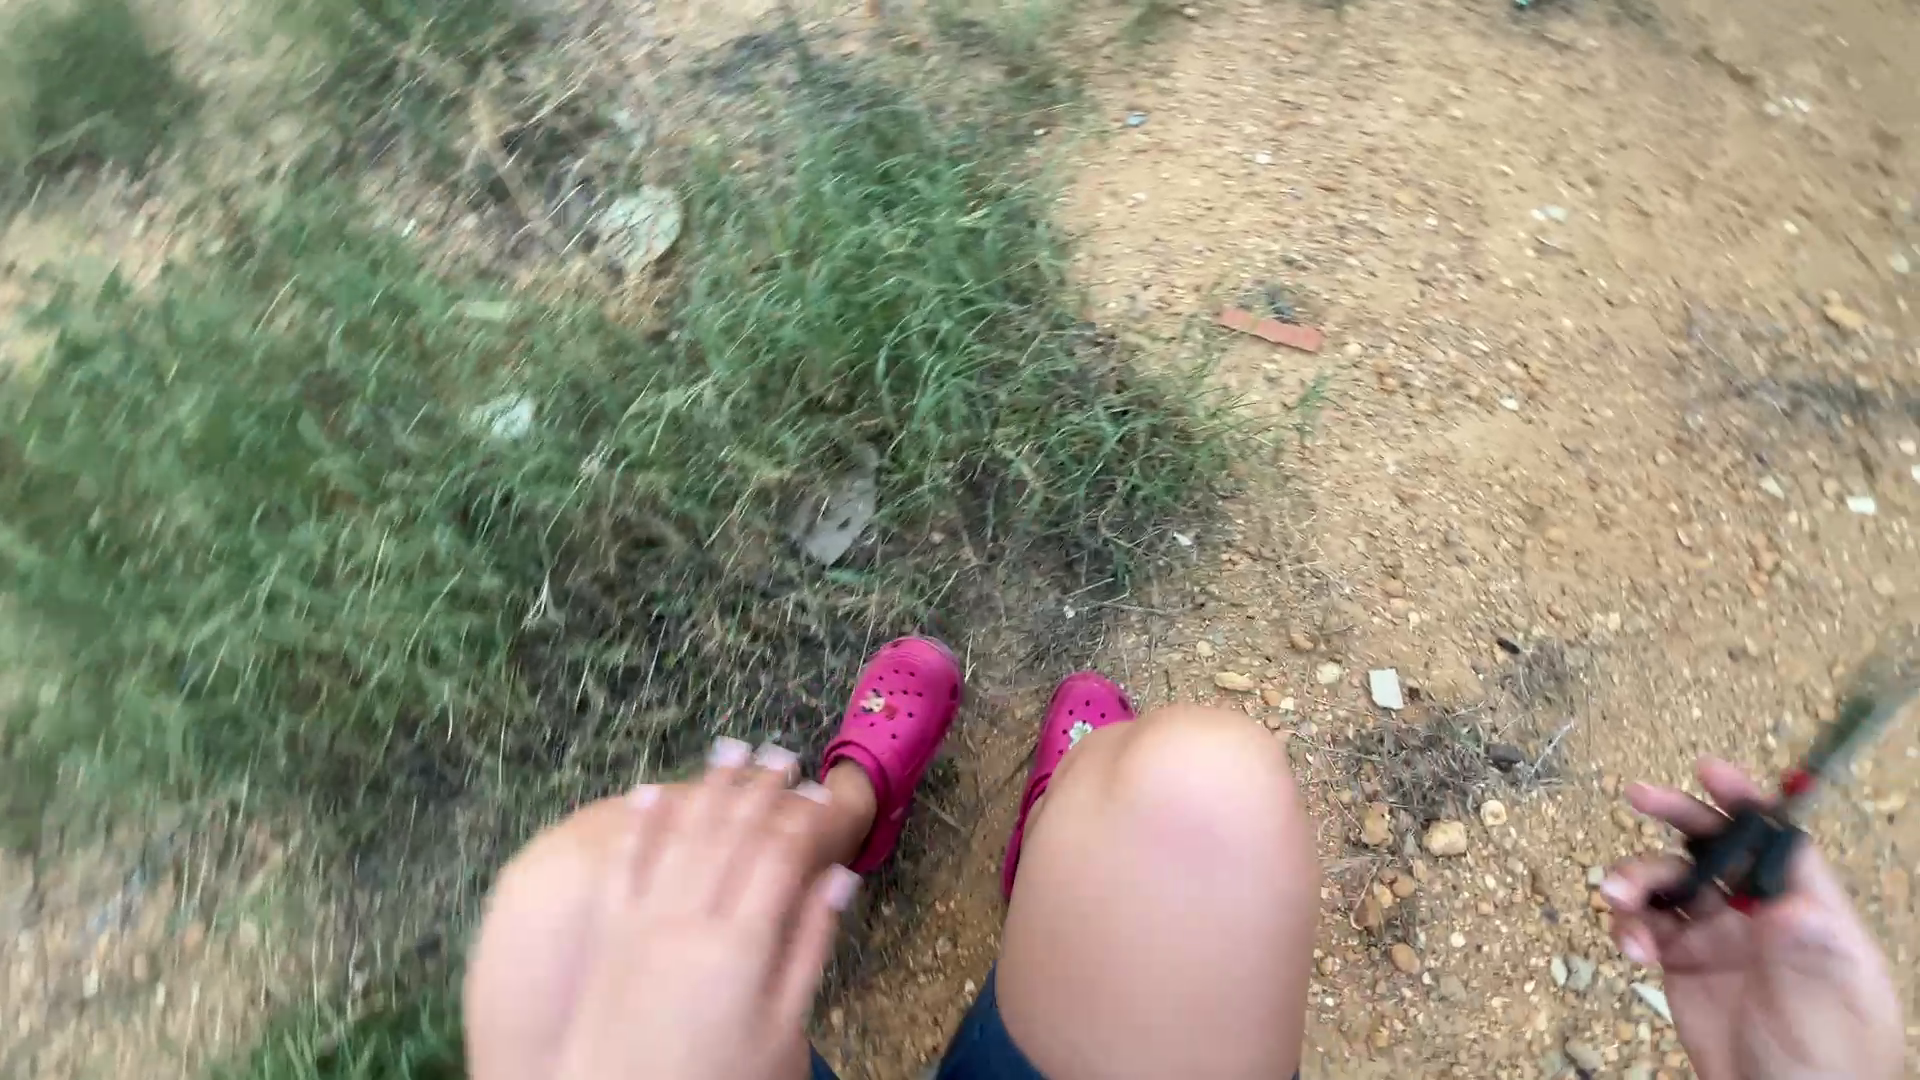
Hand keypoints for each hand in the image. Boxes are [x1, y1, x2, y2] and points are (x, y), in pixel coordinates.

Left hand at [553, 739, 858, 1079]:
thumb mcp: (781, 1032)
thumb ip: (810, 948)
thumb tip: (838, 879)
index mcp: (742, 943)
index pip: (780, 854)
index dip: (805, 818)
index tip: (823, 794)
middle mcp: (691, 918)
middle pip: (732, 832)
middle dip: (760, 787)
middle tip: (783, 755)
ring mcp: (642, 921)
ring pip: (682, 834)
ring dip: (709, 786)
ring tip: (732, 747)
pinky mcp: (605, 933)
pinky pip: (621, 864)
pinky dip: (639, 823)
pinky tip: (651, 791)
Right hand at [1603, 758, 1902, 1079]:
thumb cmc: (1826, 1071)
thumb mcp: (1824, 1016)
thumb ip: (1807, 960)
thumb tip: (1795, 903)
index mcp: (1811, 924)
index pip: (1781, 849)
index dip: (1747, 805)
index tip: (1710, 770)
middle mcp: (1759, 919)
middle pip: (1711, 849)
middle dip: (1675, 816)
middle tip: (1638, 795)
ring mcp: (1716, 937)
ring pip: (1663, 880)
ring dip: (1632, 879)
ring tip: (1617, 898)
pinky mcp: (1678, 957)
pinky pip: (1640, 920)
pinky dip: (1624, 924)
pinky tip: (1628, 948)